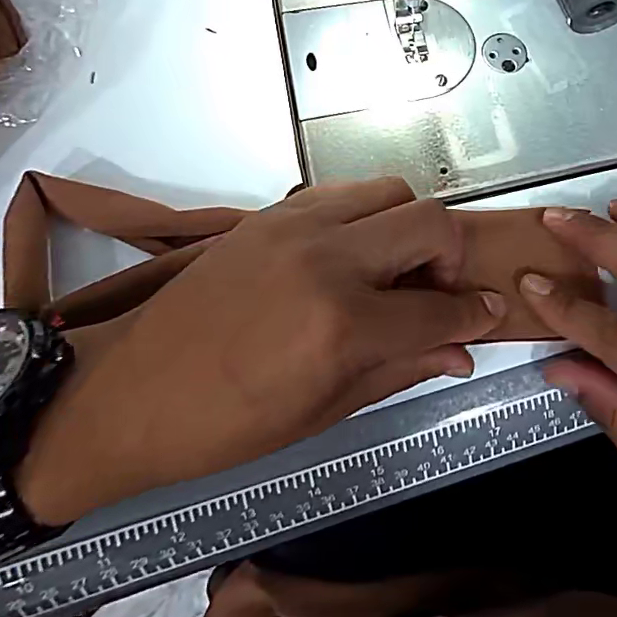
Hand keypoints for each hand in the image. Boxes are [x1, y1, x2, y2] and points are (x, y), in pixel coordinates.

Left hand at [20, 179, 504, 521]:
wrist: (126, 391)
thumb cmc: (225, 426)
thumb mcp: (323, 411)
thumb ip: (402, 369)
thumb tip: (460, 352)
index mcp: (341, 325)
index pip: (440, 309)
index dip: (476, 315)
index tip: (490, 314)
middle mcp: (327, 259)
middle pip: (430, 223)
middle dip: (453, 257)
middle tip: (438, 291)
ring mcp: (296, 226)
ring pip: (391, 191)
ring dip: (410, 226)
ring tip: (392, 268)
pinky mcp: (269, 213)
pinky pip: (342, 192)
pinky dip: (366, 214)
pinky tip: (349, 252)